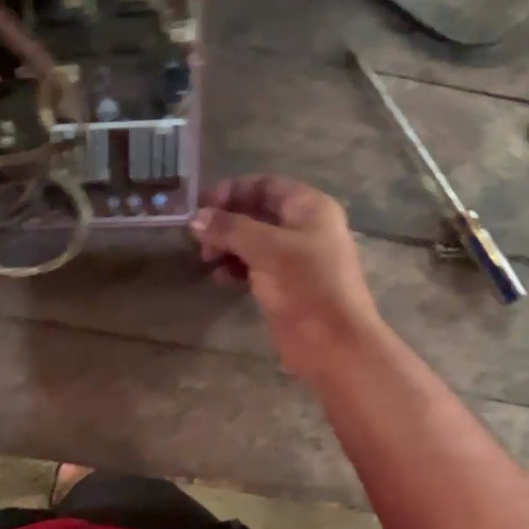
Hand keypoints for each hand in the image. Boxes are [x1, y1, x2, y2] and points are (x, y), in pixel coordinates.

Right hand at [190, 175, 386, 379]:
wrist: (332, 342)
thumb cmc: (305, 286)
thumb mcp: (266, 249)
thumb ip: (230, 229)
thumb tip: (195, 218)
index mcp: (310, 207)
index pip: (266, 185)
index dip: (232, 190)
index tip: (201, 206)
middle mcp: (304, 228)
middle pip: (257, 213)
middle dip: (226, 222)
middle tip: (199, 239)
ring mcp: (295, 259)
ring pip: (254, 242)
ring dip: (228, 246)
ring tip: (207, 260)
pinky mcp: (286, 286)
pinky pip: (256, 268)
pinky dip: (236, 269)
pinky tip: (220, 279)